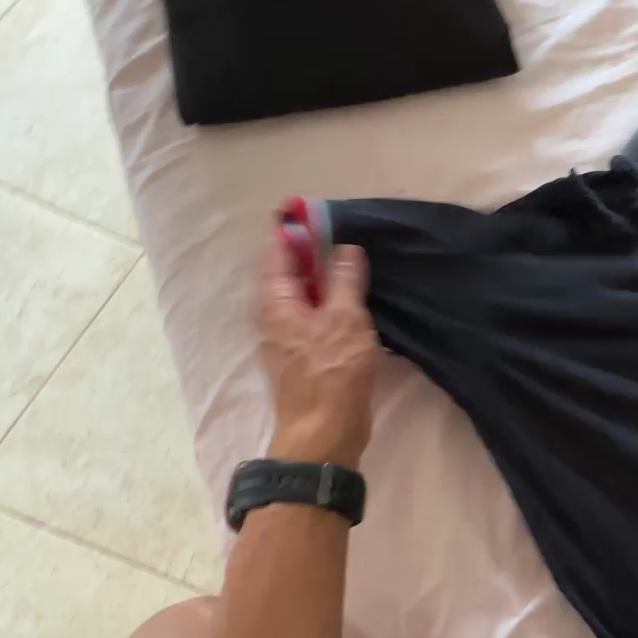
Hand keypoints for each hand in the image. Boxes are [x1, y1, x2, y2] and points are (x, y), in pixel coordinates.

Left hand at [259, 229, 378, 467]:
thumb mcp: (345, 318)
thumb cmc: (332, 371)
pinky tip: (359, 301)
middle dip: (311, 251)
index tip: (304, 206)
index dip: (290, 228)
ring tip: (356, 260)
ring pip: (307, 296)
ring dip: (327, 278)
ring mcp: (292, 338)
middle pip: (291, 273)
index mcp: (277, 302)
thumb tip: (345, 248)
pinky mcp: (311, 356)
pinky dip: (335, 302)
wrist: (325, 431)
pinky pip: (320, 317)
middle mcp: (278, 316)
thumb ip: (345, 280)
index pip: (278, 253)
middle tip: (341, 230)